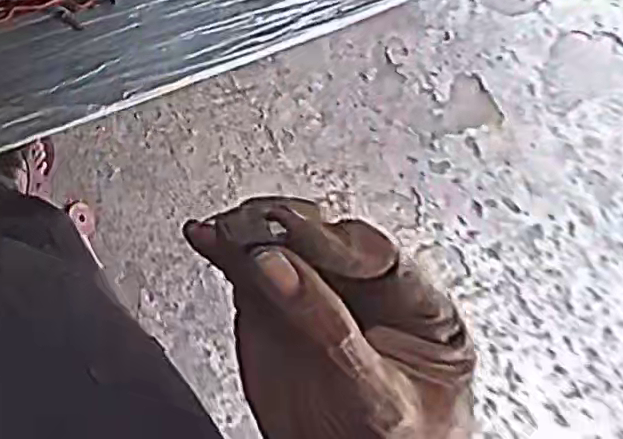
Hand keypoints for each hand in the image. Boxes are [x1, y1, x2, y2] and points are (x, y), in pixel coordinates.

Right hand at [184, 197, 473, 438]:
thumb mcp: (376, 395)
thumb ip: (329, 328)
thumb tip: (276, 263)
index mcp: (417, 307)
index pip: (372, 251)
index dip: (328, 239)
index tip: (288, 236)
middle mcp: (362, 288)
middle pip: (318, 234)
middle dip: (277, 228)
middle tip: (249, 232)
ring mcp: (312, 289)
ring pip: (275, 239)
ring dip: (242, 231)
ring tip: (221, 234)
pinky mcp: (269, 297)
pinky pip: (242, 261)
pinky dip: (220, 248)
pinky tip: (205, 238)